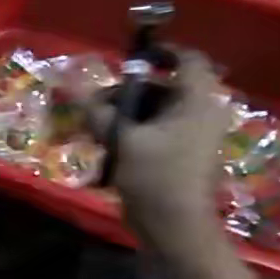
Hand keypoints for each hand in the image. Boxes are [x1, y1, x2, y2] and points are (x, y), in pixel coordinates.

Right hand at [103, 48, 230, 255]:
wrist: (175, 225)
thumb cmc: (155, 176)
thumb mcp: (122, 140)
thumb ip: (100, 113)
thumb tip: (78, 91)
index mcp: (197, 100)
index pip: (187, 59)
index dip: (160, 53)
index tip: (131, 59)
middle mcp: (202, 112)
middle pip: (164, 88)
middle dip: (129, 93)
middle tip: (98, 105)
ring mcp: (195, 135)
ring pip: (158, 112)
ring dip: (127, 116)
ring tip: (99, 131)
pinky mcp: (184, 155)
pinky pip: (159, 132)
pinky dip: (136, 134)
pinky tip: (111, 150)